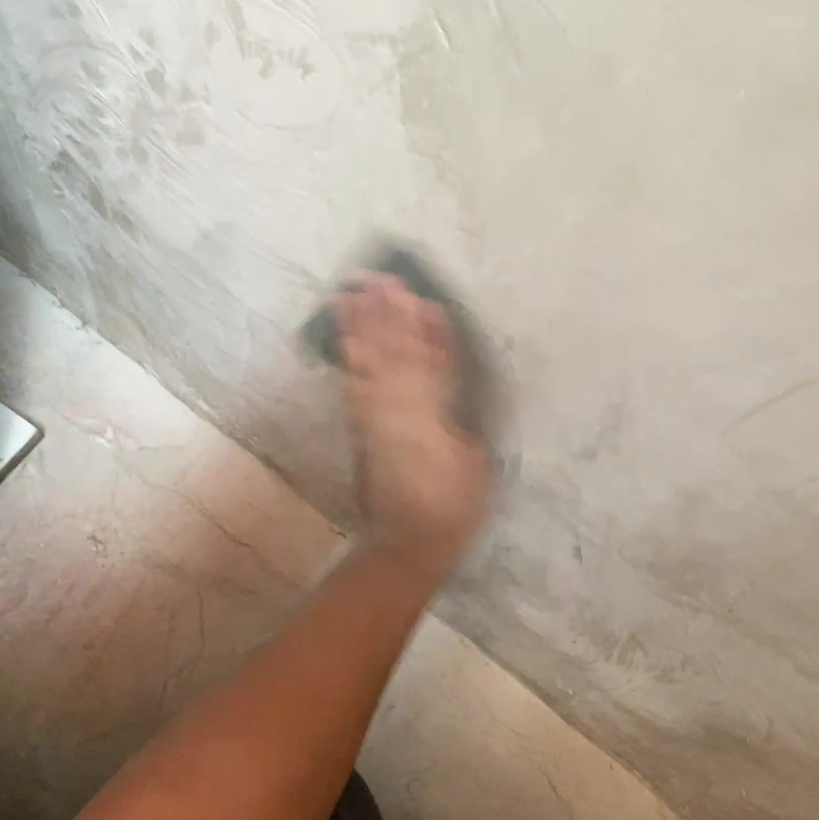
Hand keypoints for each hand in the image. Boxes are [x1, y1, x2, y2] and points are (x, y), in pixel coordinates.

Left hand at [331, 272, 492, 574]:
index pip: (429, 364)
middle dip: (385, 315)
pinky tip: (345, 340)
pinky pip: (353, 388)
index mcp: (432, 419)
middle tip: (375, 277)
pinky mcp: (360, 431)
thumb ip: (461, 418)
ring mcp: (374, 421)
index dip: (421, 329)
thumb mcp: (473, 463)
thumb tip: (452, 381)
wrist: (406, 541)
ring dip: (359, 328)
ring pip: (367, 366)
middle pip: (393, 355)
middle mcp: (399, 412)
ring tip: (349, 294)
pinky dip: (350, 361)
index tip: (416, 295)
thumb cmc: (452, 507)